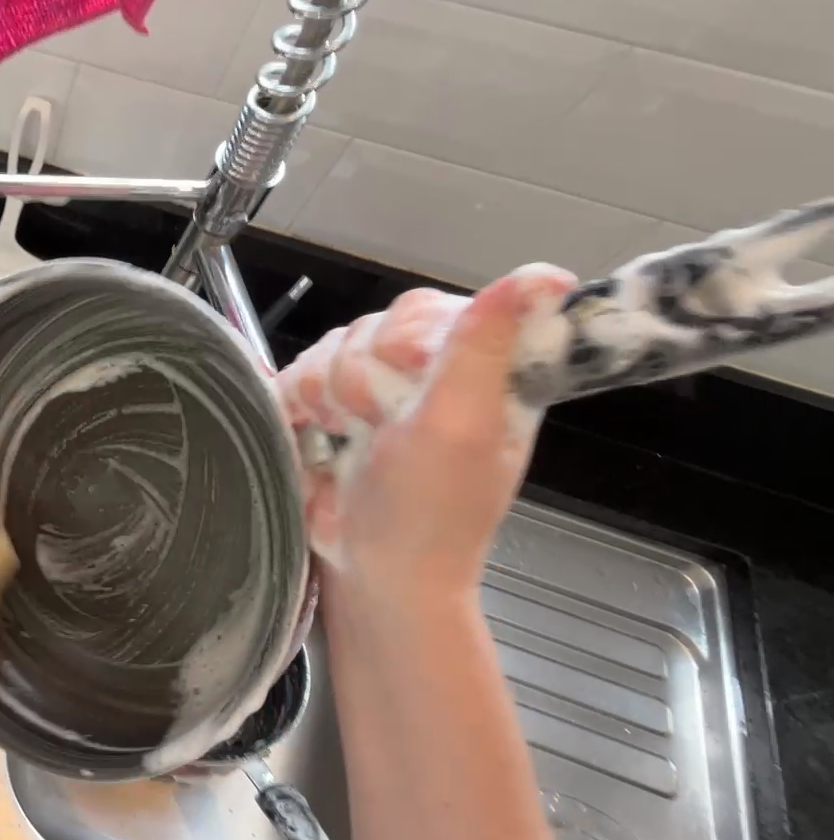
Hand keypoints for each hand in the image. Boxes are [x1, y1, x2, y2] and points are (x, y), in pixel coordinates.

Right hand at [277, 266, 577, 601]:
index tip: (410, 391)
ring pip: (325, 351)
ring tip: (347, 437)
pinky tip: (316, 434)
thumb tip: (545, 274)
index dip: (401, 345)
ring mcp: (373, 390)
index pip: (419, 310)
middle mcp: (427, 372)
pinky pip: (295, 374)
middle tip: (378, 427)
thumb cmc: (428, 508)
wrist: (370, 566)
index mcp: (479, 367)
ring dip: (326, 398)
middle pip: (364, 329)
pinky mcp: (328, 409)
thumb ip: (485, 346)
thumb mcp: (462, 425)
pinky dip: (297, 405)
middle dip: (359, 380)